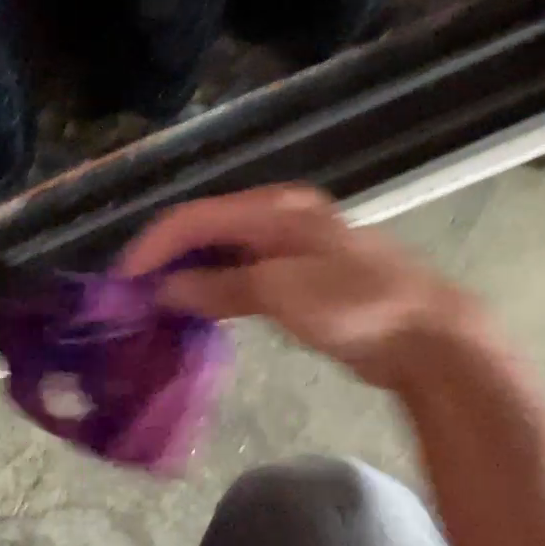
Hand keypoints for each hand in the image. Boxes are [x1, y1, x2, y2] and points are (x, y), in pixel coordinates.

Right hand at [116, 185, 482, 389]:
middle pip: (201, 232)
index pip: (193, 218)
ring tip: (151, 313)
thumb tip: (165, 292)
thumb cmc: (357, 306)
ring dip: (183, 281)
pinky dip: (209, 295)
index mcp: (274, 209)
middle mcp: (276, 219)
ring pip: (216, 256)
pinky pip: (236, 278)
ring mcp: (285, 249)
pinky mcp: (292, 279)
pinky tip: (191, 318)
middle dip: (162, 263)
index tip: (121, 286)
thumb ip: (219, 287)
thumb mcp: (281, 292)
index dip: (152, 249)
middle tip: (129, 302)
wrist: (424, 336)